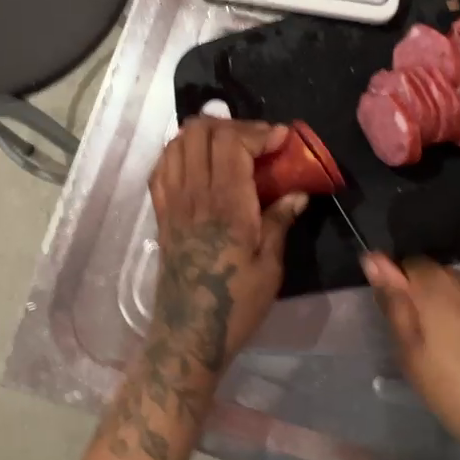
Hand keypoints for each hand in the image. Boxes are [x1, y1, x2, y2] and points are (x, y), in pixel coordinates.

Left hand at [146, 119, 306, 390]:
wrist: (189, 334)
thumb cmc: (237, 304)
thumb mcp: (270, 266)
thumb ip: (280, 222)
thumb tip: (298, 192)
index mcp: (226, 204)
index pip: (231, 142)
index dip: (257, 131)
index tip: (282, 139)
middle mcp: (195, 194)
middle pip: (201, 131)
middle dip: (233, 125)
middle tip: (259, 142)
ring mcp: (173, 201)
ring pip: (178, 142)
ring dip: (206, 134)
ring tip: (232, 147)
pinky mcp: (161, 212)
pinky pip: (163, 165)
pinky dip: (182, 152)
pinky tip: (201, 163)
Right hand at [363, 253, 459, 459]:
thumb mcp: (413, 357)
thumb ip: (395, 306)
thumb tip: (374, 260)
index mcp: (436, 286)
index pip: (407, 264)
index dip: (398, 289)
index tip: (398, 324)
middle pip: (437, 279)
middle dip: (425, 303)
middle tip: (422, 350)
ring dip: (453, 316)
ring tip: (455, 361)